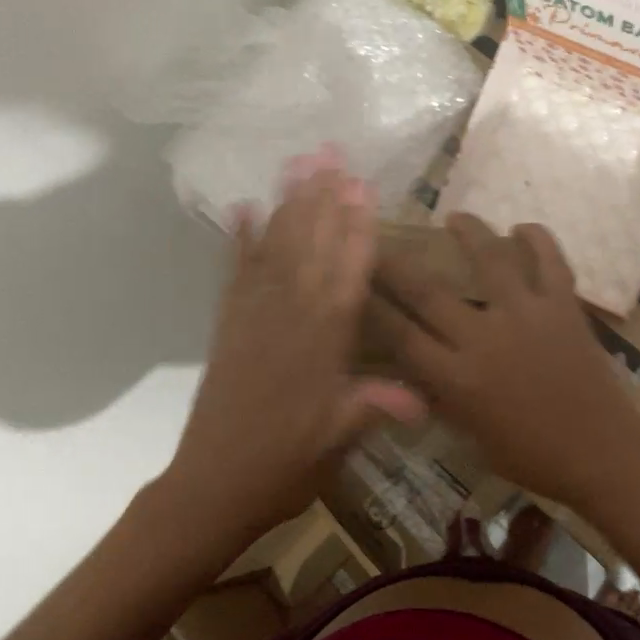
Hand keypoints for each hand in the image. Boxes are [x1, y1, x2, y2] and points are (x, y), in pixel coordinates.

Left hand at [160, 148, 424, 540]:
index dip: (356, 228)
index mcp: (323, 342)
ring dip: (287, 205)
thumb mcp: (340, 437)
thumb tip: (426, 399)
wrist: (213, 487)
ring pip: (275, 250)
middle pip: (309, 247)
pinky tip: (243, 209)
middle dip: (322, 198)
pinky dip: (239, 241)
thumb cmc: (287, 465)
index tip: (362, 185)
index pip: (346, 273)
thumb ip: (376, 407)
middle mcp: (288, 318)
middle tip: (329, 151)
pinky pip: (236, 274)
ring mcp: (253, 317)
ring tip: (297, 164)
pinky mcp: (227, 326)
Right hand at [369, 213, 639, 508]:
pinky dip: (538, 239)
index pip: (399, 335)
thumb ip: (446, 400)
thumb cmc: (534, 457)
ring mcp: (527, 315)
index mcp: (457, 378)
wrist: (602, 451)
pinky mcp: (563, 306)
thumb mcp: (475, 437)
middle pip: (428, 292)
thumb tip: (419, 374)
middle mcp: (484, 338)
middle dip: (394, 264)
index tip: (350, 282)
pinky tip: (523, 227)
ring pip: (490, 258)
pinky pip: (550, 261)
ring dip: (470, 232)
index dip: (370, 306)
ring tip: (456, 216)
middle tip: (376, 241)